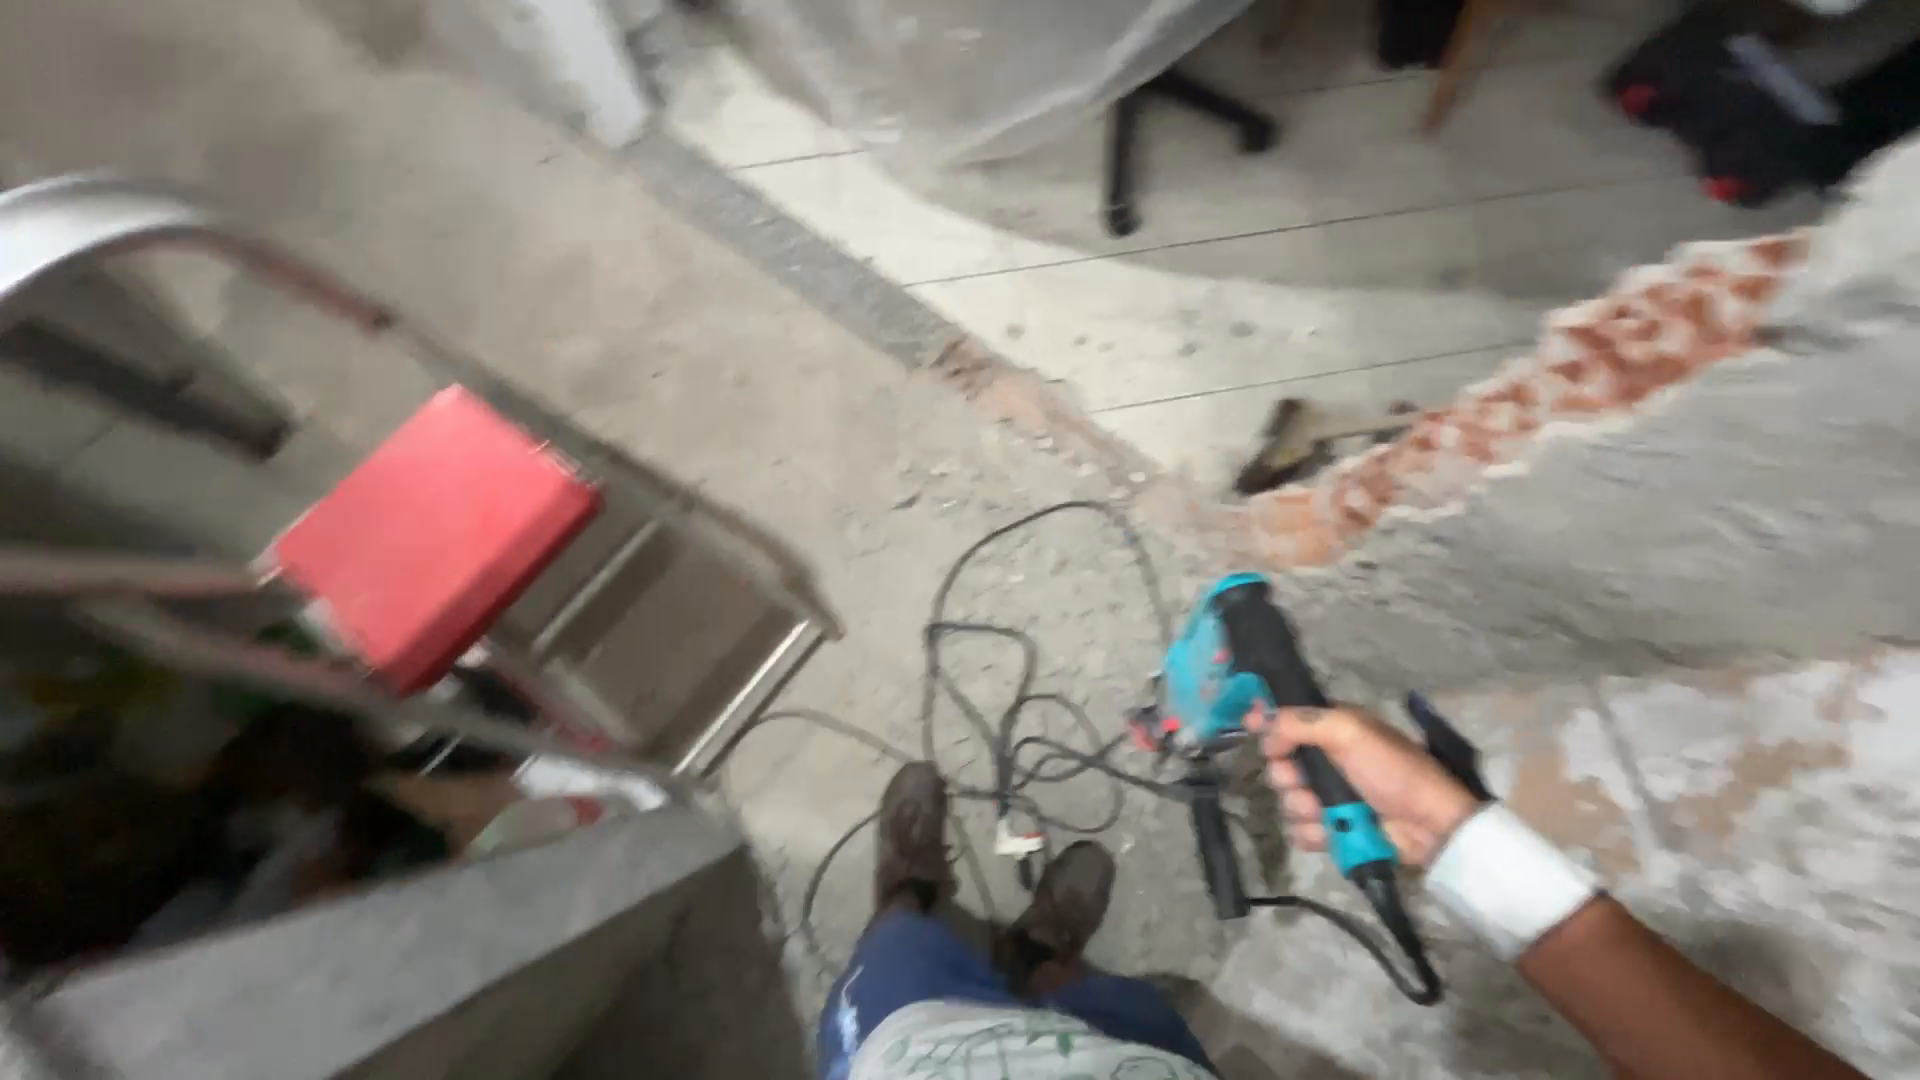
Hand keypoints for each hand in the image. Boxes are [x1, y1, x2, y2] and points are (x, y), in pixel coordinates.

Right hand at [1250, 706, 1481, 865]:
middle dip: (1287, 776)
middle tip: (1304, 782)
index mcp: (1330, 731)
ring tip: (1327, 813)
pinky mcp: (1332, 830)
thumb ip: (1301, 723)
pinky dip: (1313, 833)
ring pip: (1287, 800)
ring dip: (1302, 807)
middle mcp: (1325, 761)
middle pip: (1278, 765)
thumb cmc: (1393, 770)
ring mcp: (1327, 798)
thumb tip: (1260, 722)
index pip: (1285, 721)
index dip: (1266, 722)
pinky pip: (1300, 831)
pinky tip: (1330, 832)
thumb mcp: (1350, 732)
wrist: (1431, 827)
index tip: (1248, 725)